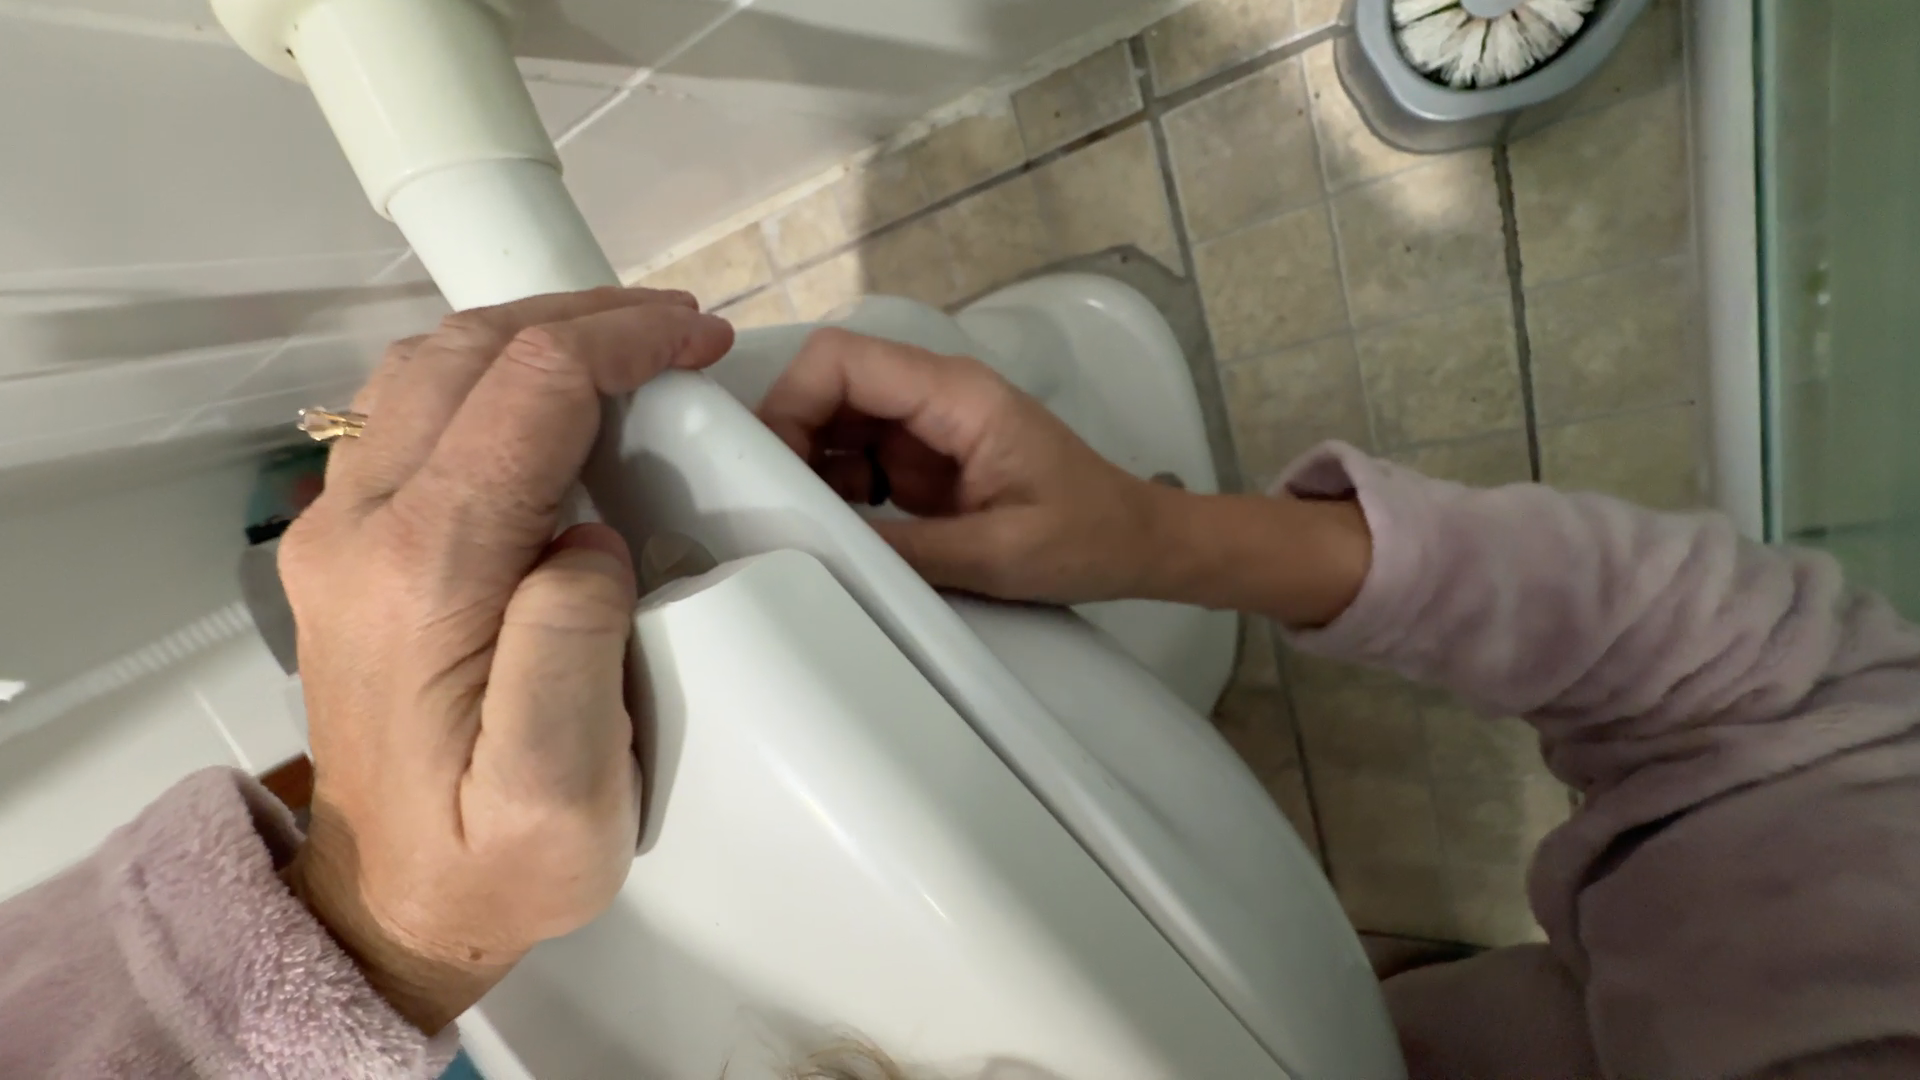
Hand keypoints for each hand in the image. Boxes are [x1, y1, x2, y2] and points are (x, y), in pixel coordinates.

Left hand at [276, 287, 733, 1033]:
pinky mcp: (355, 544)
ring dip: (542, 331)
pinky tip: (563, 392)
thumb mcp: (555, 792)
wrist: (394, 903)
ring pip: (435, 366)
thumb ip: (568, 650)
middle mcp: (361, 529)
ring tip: (635, 341)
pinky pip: (422, 409)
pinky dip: (504, 370)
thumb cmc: (500, 859)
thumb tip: (592, 535)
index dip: (622, 342)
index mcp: (428, 573)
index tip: (702, 337)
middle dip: (589, 317)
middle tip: (683, 326)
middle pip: (471, 352)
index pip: (528, 391)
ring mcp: (342, 530)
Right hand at [756, 328, 1173, 604]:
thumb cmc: (1086, 537)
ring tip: (798, 524)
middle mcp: (934, 399)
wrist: (1135, 544)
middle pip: (831, 386)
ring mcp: (929, 431)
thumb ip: (908, 548)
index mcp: (956, 396)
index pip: (843, 361)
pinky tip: (837, 530)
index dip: (790, 401)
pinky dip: (837, 491)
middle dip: (790, 437)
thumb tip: (815, 545)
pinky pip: (861, 463)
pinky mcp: (927, 464)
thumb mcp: (999, 553)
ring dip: (810, 469)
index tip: (769, 468)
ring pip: (838, 425)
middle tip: (772, 504)